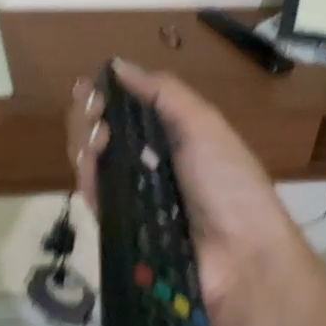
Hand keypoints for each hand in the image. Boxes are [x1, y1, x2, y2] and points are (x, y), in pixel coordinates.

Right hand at [68, 60, 297, 310]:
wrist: (241, 259)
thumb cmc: (228, 184)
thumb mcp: (204, 125)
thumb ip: (162, 92)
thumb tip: (118, 65)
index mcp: (173, 135)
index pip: (125, 108)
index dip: (103, 96)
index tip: (90, 89)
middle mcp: (150, 162)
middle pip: (102, 132)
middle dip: (88, 117)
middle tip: (95, 117)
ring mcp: (134, 194)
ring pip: (91, 162)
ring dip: (84, 144)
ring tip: (98, 143)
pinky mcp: (121, 226)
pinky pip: (94, 196)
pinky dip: (87, 180)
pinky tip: (90, 172)